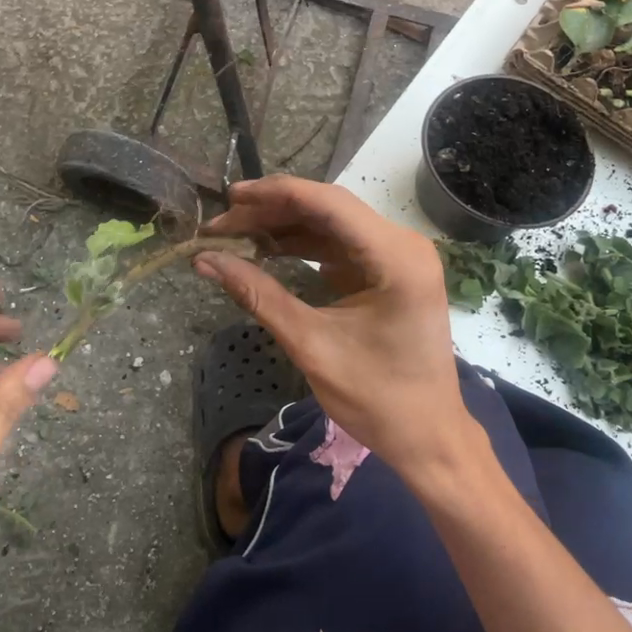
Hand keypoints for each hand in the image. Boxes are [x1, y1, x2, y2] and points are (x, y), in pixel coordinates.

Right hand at [196, 176, 473, 473]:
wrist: (428, 436)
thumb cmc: (377, 398)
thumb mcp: (311, 344)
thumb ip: (258, 295)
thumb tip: (204, 260)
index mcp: (395, 257)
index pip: (327, 203)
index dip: (274, 194)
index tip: (229, 197)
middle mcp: (402, 244)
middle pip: (327, 208)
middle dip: (271, 212)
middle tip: (220, 225)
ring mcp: (398, 256)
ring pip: (330, 224)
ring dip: (283, 227)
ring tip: (235, 235)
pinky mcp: (388, 270)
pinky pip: (339, 244)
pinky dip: (302, 245)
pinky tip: (265, 250)